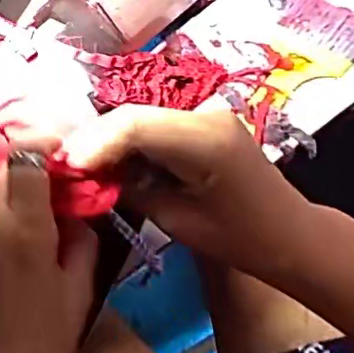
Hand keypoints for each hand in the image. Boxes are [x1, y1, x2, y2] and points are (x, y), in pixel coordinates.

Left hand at [0, 156, 98, 352]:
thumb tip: (71, 206)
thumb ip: (79, 237)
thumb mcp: (77, 293)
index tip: (54, 153)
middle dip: (21, 178)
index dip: (41, 145)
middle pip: (0, 170)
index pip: (25, 154)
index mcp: (22, 226)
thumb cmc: (39, 351)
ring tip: (4, 236)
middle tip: (35, 203)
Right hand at [63, 103, 315, 278]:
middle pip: (132, 116)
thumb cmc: (243, 239)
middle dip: (93, 140)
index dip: (94, 143)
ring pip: (138, 117)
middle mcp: (204, 113)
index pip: (136, 126)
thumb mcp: (180, 222)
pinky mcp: (198, 121)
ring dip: (106, 139)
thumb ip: (133, 192)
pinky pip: (152, 125)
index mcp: (206, 138)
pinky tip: (106, 160)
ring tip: (76, 164)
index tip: (66, 167)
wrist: (292, 234)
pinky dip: (126, 141)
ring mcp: (203, 113)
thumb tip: (91, 180)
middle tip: (61, 166)